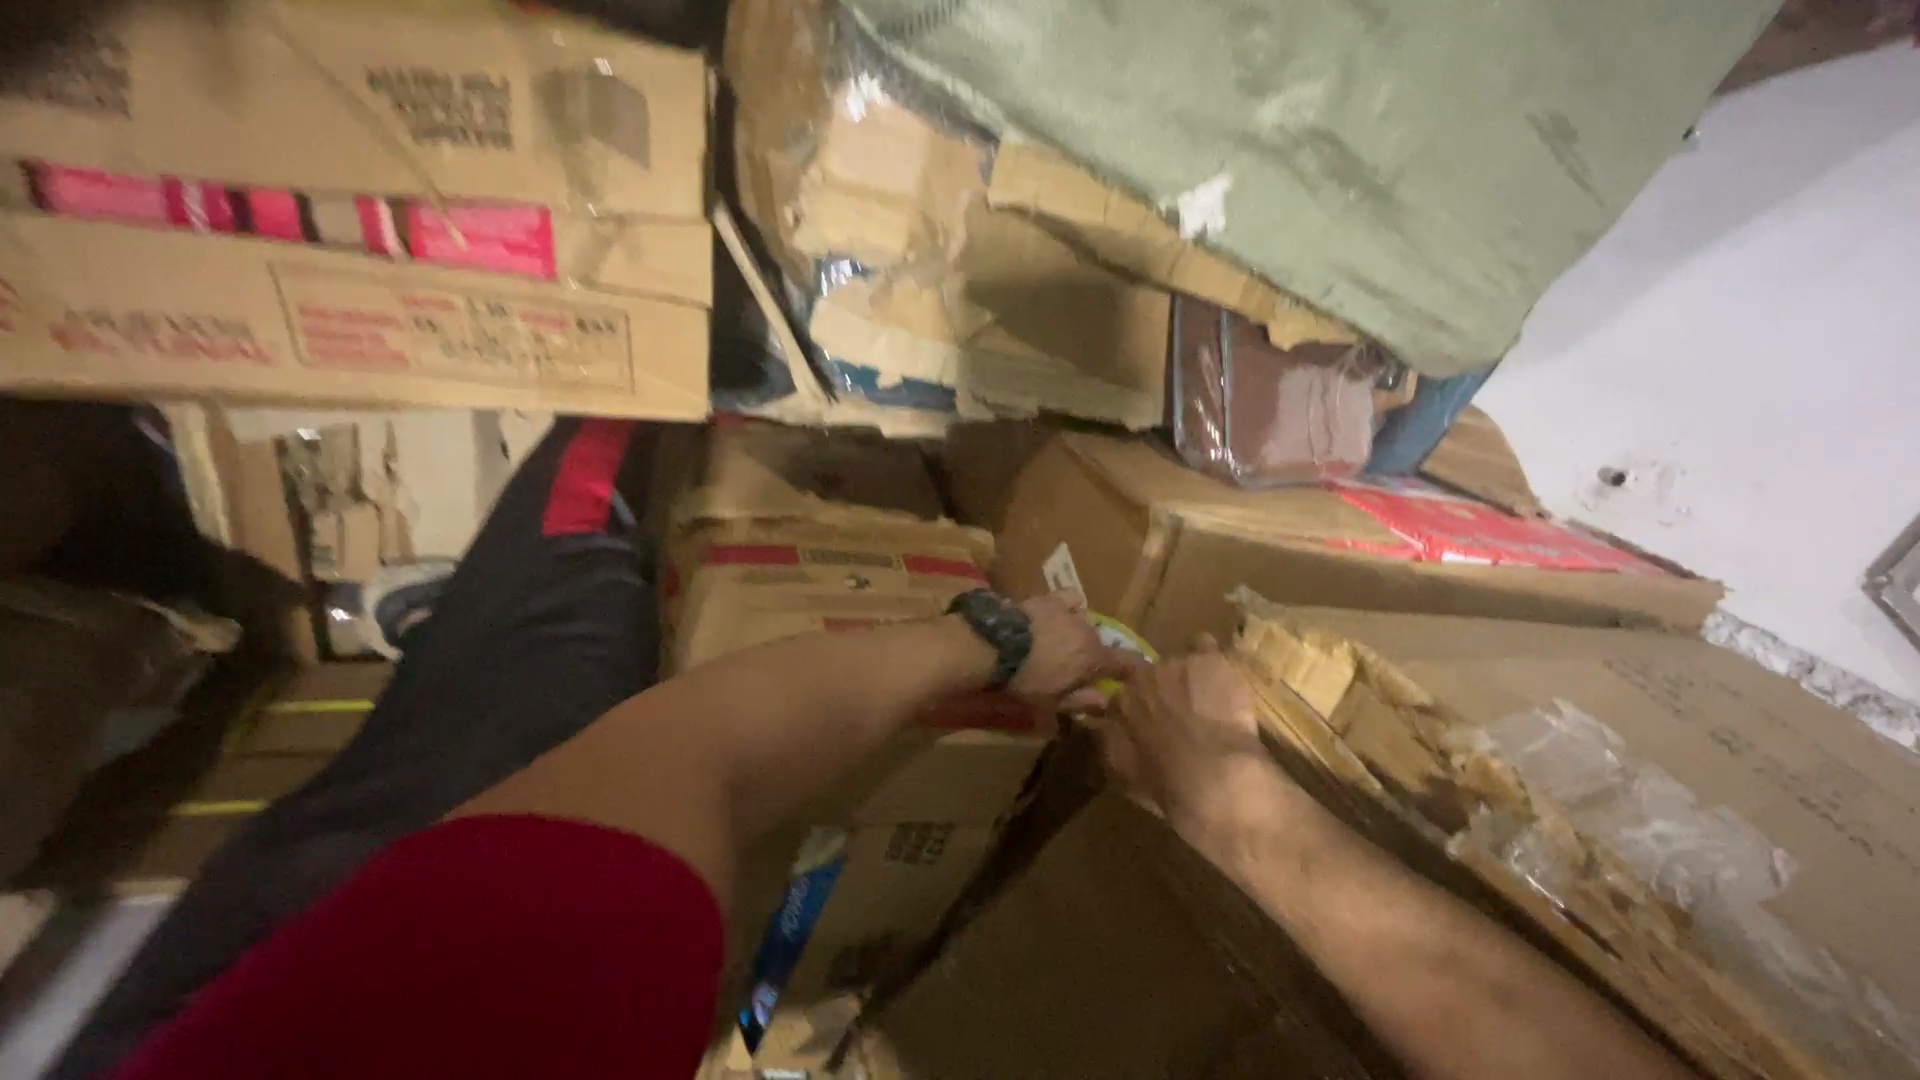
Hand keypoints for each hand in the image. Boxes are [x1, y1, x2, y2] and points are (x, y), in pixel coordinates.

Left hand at [1007, 590, 1139, 709]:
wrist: (997, 645)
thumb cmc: (1027, 680)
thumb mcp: (1053, 702)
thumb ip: (1082, 701)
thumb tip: (1105, 702)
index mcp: (1094, 659)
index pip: (1126, 662)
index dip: (1133, 667)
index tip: (1137, 671)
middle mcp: (1089, 632)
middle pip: (1100, 643)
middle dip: (1093, 654)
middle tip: (1076, 666)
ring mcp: (1070, 613)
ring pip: (1085, 622)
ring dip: (1079, 632)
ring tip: (1063, 640)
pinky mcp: (1051, 599)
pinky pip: (1071, 599)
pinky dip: (1071, 606)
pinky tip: (1063, 612)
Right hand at [1103, 635, 1280, 841]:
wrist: (1214, 777)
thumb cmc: (1166, 785)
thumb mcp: (1122, 774)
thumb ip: (1109, 746)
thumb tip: (1100, 732)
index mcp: (1119, 704)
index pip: (1121, 698)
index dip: (1136, 710)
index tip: (1148, 724)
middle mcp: (1141, 677)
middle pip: (1149, 675)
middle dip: (1160, 689)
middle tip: (1178, 712)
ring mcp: (1176, 664)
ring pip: (1178, 663)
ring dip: (1187, 677)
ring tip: (1206, 699)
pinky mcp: (1209, 659)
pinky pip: (1205, 646)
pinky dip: (1210, 657)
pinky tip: (1220, 671)